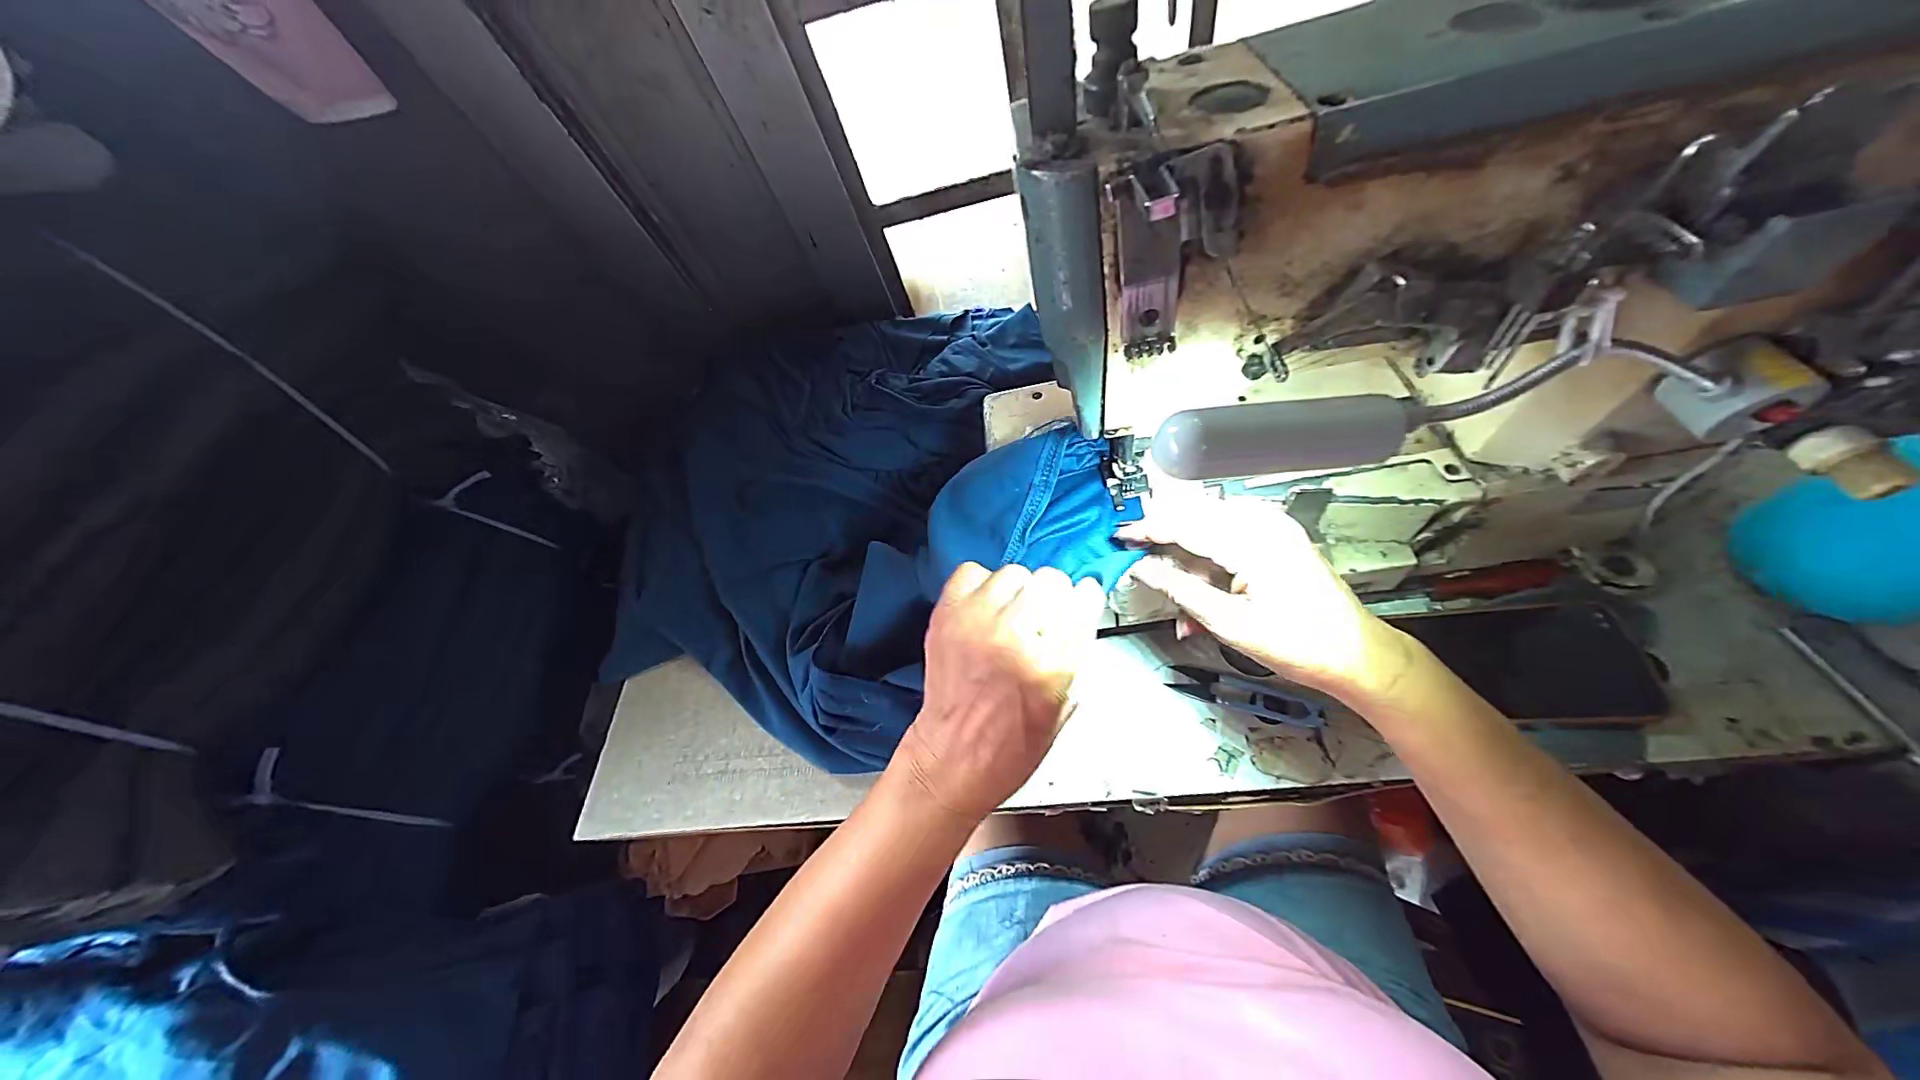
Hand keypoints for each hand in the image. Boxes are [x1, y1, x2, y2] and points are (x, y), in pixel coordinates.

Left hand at [894, 563, 1106, 820]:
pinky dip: (980, 586)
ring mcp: (977, 622)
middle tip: (1042, 620)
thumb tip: (1079, 612)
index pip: (1081, 600)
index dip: (1082, 601)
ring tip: (1010, 617)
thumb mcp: (1065, 707)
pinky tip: (984, 610)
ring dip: (1016, 592)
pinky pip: (972, 573)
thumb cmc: (1008, 747)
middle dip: (1051, 599)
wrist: (954, 758)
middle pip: (1049, 581)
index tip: (1080, 600)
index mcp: (1052, 664)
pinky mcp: (948, 616)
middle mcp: (1015, 636)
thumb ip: (1076, 654)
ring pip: (1013, 573)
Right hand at [1118, 494, 1418, 704]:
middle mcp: (1266, 526)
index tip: (1121, 536)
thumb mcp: (1228, 622)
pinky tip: (1201, 599)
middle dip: (1165, 543)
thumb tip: (1144, 570)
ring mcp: (1274, 532)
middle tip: (1138, 556)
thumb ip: (1179, 590)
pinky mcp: (1277, 543)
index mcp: (1255, 540)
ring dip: (1188, 567)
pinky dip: (1209, 568)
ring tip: (1183, 607)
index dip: (1147, 530)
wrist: (1356, 656)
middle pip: (1195, 521)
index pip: (1185, 524)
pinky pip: (1229, 544)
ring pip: (1209, 535)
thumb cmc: (1308, 643)